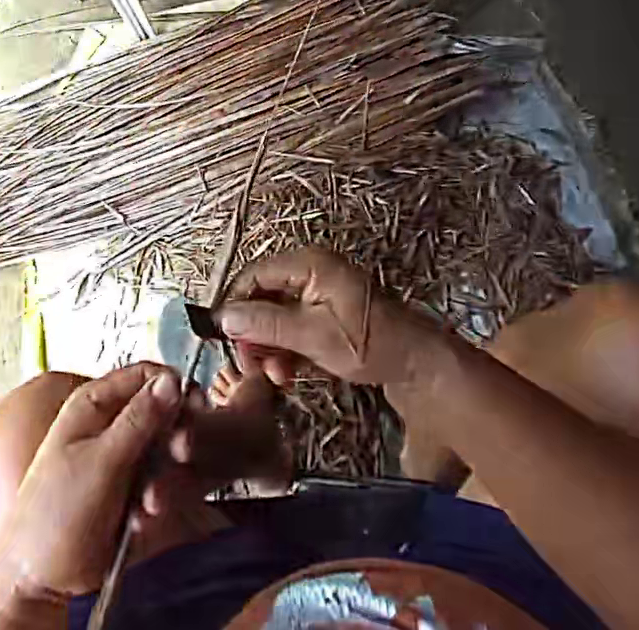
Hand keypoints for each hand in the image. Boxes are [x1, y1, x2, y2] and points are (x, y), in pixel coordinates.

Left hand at [0, 363, 182, 602]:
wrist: (39, 582)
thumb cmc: (54, 516)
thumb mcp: (101, 462)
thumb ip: (139, 420)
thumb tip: (171, 380)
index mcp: (94, 404)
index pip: (146, 375)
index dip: (174, 386)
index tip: (197, 406)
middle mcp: (109, 424)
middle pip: (161, 411)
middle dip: (173, 437)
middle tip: (181, 455)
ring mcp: (120, 456)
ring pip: (164, 449)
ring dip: (165, 477)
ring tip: (149, 504)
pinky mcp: (130, 488)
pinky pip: (159, 481)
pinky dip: (157, 499)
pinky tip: (141, 520)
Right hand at [215, 246, 443, 387]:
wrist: (413, 362)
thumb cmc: (367, 343)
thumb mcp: (312, 336)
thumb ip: (267, 324)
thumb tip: (225, 317)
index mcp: (308, 263)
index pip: (255, 275)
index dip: (236, 305)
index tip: (225, 339)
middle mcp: (309, 270)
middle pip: (263, 295)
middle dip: (254, 332)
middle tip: (251, 365)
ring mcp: (317, 290)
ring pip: (274, 313)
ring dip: (268, 345)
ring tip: (274, 374)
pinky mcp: (322, 310)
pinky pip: (291, 323)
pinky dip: (284, 346)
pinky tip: (285, 371)